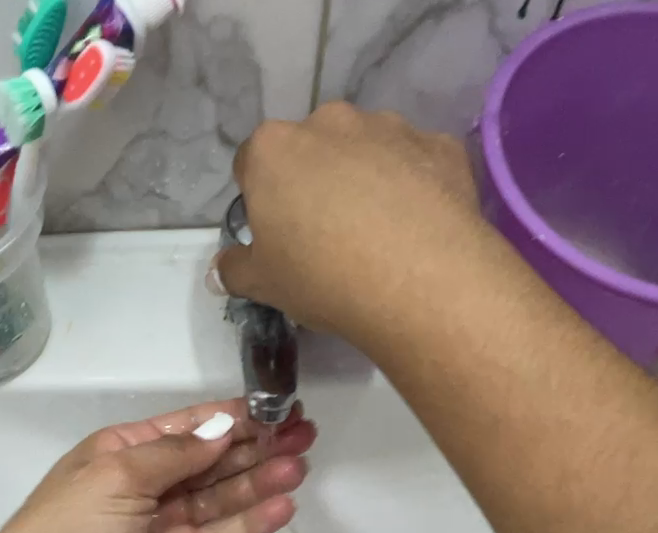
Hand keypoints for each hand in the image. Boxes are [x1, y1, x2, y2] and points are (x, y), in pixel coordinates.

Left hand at [0, 399, 315, 532]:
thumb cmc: (70, 526)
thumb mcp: (116, 474)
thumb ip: (176, 453)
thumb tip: (223, 429)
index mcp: (126, 451)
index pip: (190, 427)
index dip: (233, 417)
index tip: (276, 407)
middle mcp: (151, 483)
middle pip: (214, 459)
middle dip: (257, 445)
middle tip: (304, 433)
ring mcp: (170, 524)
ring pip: (225, 496)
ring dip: (261, 479)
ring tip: (300, 465)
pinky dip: (253, 521)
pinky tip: (284, 505)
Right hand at [212, 103, 508, 347]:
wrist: (418, 282)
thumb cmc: (322, 278)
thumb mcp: (265, 285)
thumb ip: (235, 271)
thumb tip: (218, 270)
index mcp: (274, 150)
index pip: (251, 163)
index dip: (260, 199)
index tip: (276, 233)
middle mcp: (329, 123)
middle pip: (310, 149)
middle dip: (313, 181)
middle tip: (326, 235)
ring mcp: (389, 127)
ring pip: (365, 150)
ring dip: (364, 178)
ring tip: (377, 234)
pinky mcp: (438, 145)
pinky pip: (415, 162)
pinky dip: (413, 185)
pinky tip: (417, 228)